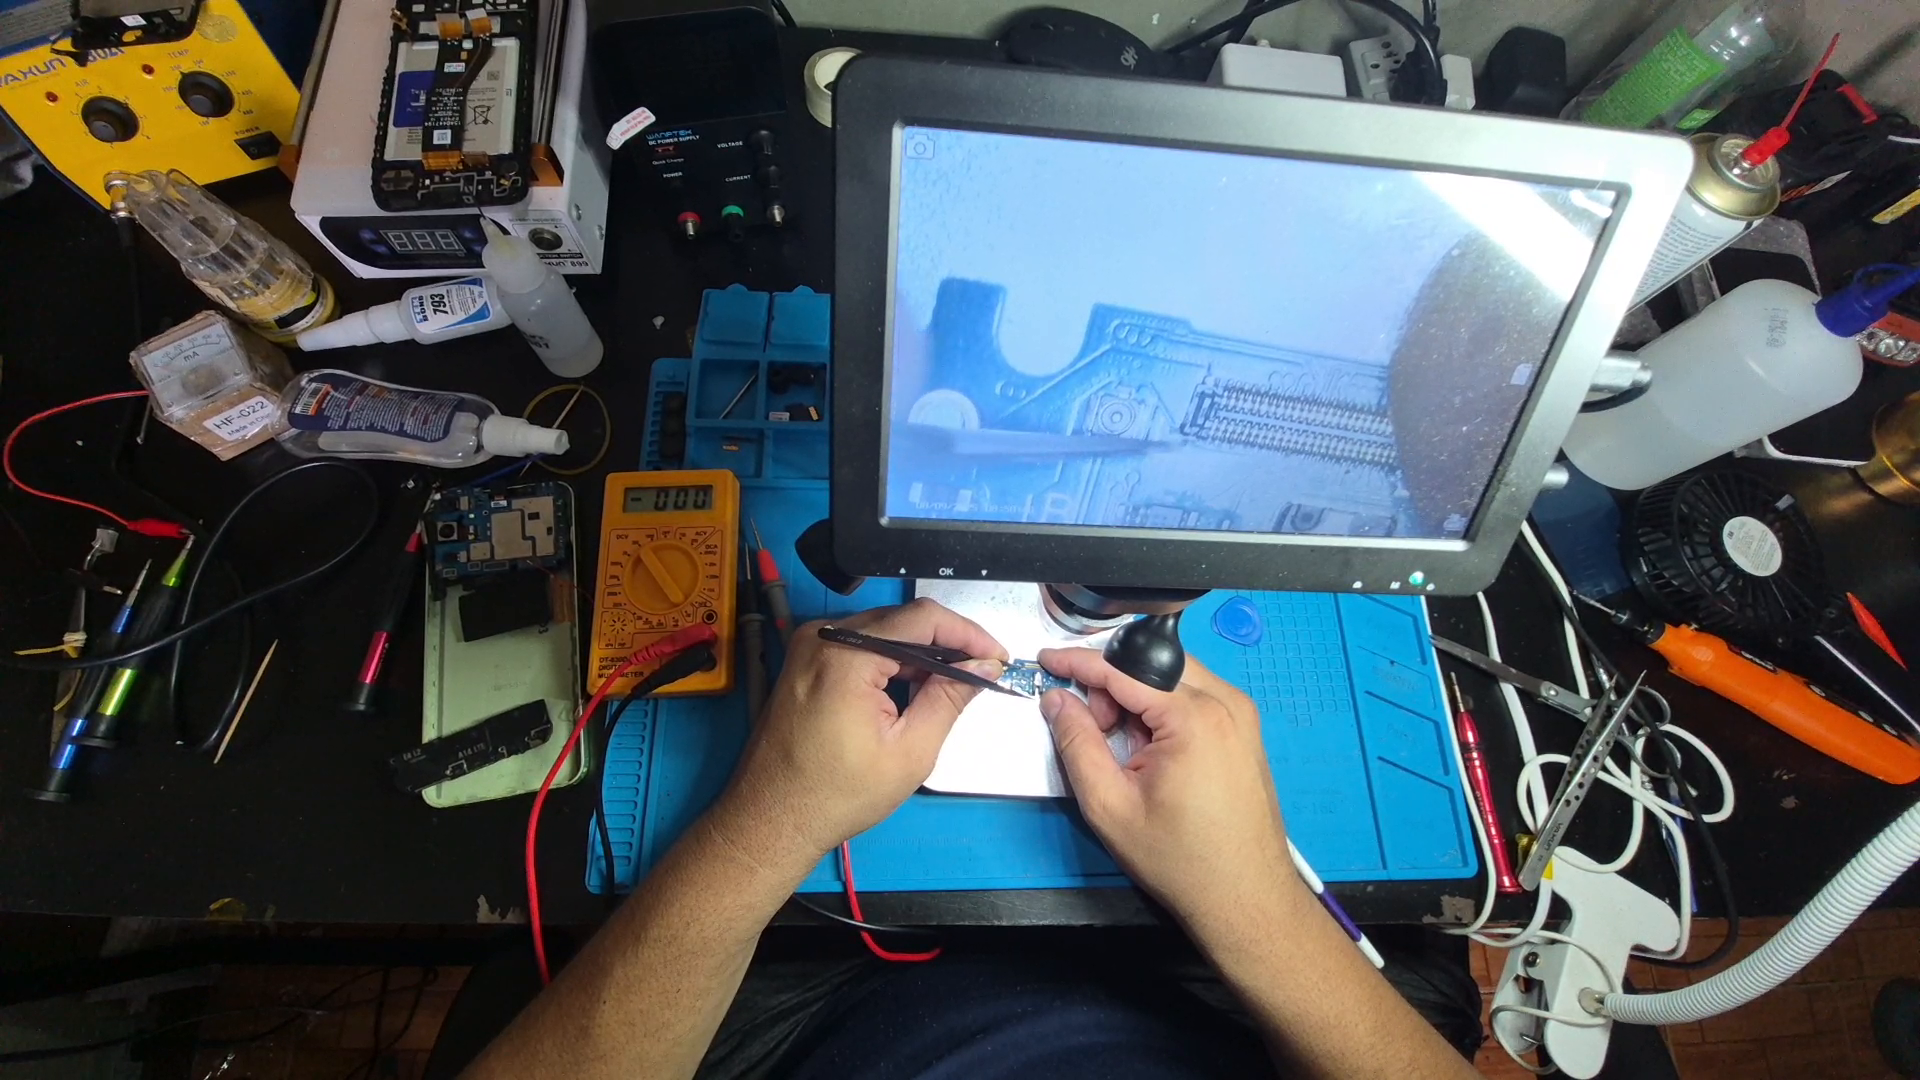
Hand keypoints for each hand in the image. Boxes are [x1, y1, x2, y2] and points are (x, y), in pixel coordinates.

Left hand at [716, 598, 1006, 866]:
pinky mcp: (807, 656)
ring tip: (952, 683)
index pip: (923, 618)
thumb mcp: (910, 751)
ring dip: (921, 651)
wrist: (771, 819)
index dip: (968, 633)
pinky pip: (862, 642)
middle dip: (948, 643)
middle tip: (982, 670)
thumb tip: (984, 664)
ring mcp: (811, 643)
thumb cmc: (837, 795)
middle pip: (903, 618)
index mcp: (847, 654)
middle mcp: (824, 636)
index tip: (997, 655)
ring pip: (884, 628)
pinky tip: (913, 685)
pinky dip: (893, 658)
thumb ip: (951, 697)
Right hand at [1037, 648, 1301, 931]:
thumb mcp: (1109, 804)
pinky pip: (1191, 692)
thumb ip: (1076, 743)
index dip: (1077, 661)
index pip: (1123, 668)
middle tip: (1094, 728)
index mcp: (1194, 717)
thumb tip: (1056, 700)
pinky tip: (1149, 748)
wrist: (1247, 899)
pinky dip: (1159, 705)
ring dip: (1134, 694)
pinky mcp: (1244, 726)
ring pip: (1169, 674)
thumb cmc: (1180, 860)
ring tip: (1121, 744)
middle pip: (1148, 663)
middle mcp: (1225, 702)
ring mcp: (1240, 712)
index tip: (1046, 659)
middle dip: (1109, 684)